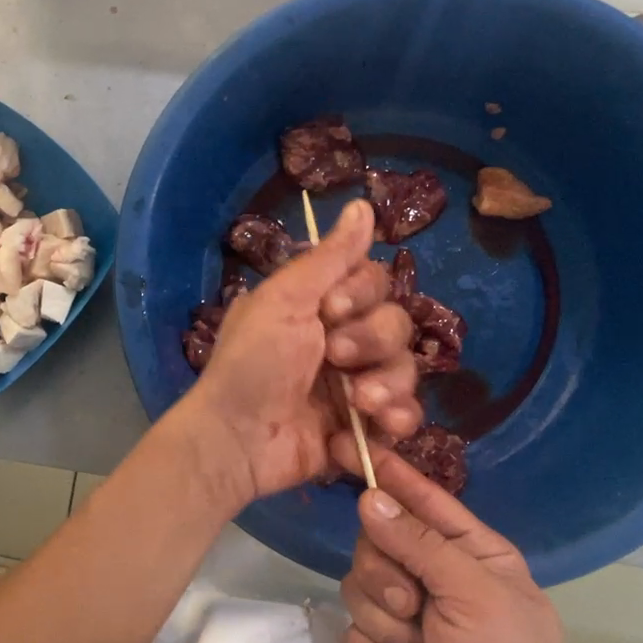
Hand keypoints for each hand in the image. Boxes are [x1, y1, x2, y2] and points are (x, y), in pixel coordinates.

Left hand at [190, 199, 422, 502]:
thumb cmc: (250, 364)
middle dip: (373, 342)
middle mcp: (343, 341)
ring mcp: (356, 385)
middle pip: (397, 325)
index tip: (333, 309)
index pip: (376, 283)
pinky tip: (366, 433)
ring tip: (358, 404)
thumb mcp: (281, 302)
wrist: (236, 438)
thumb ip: (327, 258)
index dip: (363, 295)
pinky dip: (392, 426)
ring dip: (388, 386)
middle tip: (335, 358)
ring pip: (406, 371)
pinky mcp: (363, 429)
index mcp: (321, 307)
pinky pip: (403, 418)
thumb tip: (362, 204)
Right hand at [334, 445, 596, 642]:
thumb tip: (369, 497)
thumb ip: (420, 545)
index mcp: (468, 551)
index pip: (419, 498)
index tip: (346, 443)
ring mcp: (404, 616)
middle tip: (412, 606)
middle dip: (386, 576)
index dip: (384, 472)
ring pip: (357, 588)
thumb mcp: (477, 596)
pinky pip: (353, 637)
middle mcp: (431, 575)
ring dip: (386, 627)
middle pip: (373, 543)